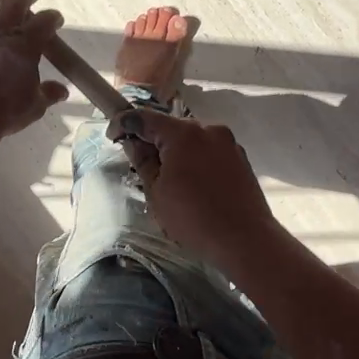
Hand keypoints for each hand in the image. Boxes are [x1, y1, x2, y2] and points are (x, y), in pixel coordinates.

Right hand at [114, 109, 283, 269]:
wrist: (246, 241)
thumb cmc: (194, 218)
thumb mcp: (156, 192)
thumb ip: (142, 161)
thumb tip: (134, 143)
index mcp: (183, 133)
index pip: (144, 117)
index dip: (123, 124)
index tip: (112, 137)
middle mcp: (208, 129)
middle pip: (170, 127)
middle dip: (152, 140)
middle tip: (138, 162)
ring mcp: (228, 143)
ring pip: (191, 139)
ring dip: (175, 151)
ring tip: (167, 178)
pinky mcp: (240, 158)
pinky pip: (208, 151)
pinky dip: (195, 160)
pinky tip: (192, 184)